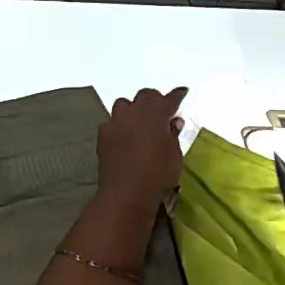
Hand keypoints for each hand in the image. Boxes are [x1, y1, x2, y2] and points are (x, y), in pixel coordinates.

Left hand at [97, 87, 187, 207]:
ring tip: (139, 121)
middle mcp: (134, 112)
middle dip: (154, 100)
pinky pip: (111, 122)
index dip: (176, 95)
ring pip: (123, 104)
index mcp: (155, 114)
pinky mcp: (103, 135)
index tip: (182, 92)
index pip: (168, 99)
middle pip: (144, 96)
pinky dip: (119, 126)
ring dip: (133, 109)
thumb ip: (173, 135)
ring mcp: (115, 122)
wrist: (126, 193)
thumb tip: (173, 121)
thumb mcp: (175, 156)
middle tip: (161, 110)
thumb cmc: (158, 175)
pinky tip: (123, 137)